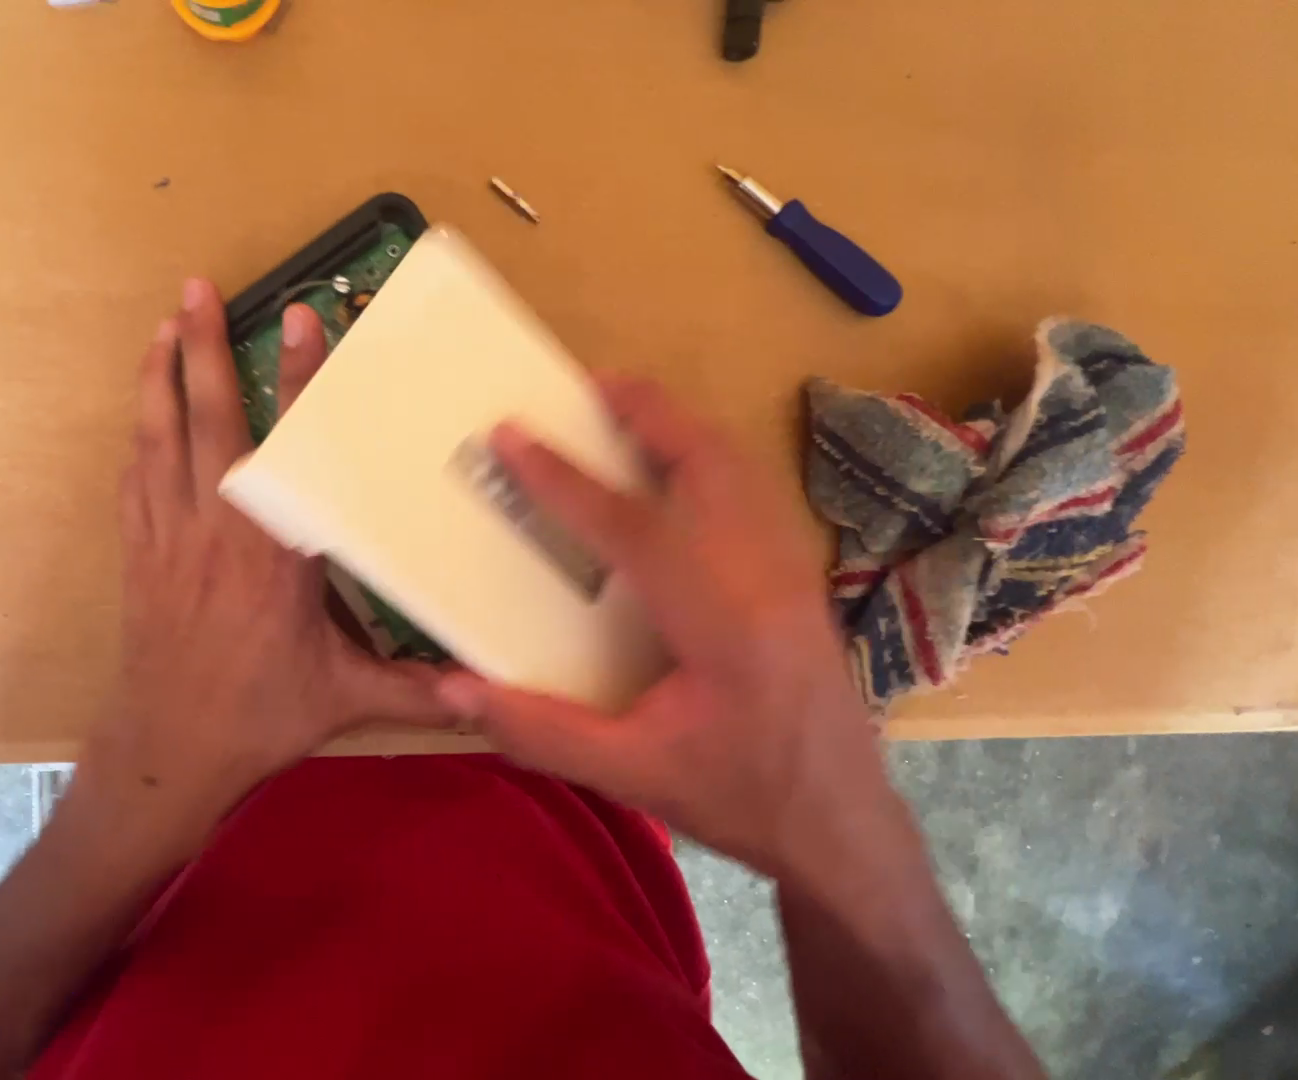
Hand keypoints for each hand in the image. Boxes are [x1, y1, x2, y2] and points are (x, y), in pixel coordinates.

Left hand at [84, 278, 446, 838]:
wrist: (169, 748)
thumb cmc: (260, 715)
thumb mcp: (347, 697)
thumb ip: (417, 686)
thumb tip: (484, 688)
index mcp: (275, 551)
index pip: (290, 447)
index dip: (296, 379)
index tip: (298, 319)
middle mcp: (217, 526)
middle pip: (205, 419)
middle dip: (200, 348)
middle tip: (196, 288)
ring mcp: (168, 535)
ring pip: (157, 437)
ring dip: (159, 378)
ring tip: (162, 329)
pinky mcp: (139, 553)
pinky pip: (135, 478)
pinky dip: (140, 436)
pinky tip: (143, 414)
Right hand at [437, 374, 896, 881]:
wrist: (844, 827)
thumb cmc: (738, 798)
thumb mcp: (631, 775)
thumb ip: (539, 731)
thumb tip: (453, 687)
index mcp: (722, 624)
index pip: (634, 528)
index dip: (565, 480)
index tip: (513, 436)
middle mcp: (766, 578)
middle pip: (708, 463)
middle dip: (647, 411)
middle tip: (588, 383)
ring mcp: (793, 572)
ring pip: (739, 468)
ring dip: (681, 426)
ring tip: (626, 406)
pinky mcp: (799, 578)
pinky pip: (751, 490)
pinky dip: (708, 456)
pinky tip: (676, 468)